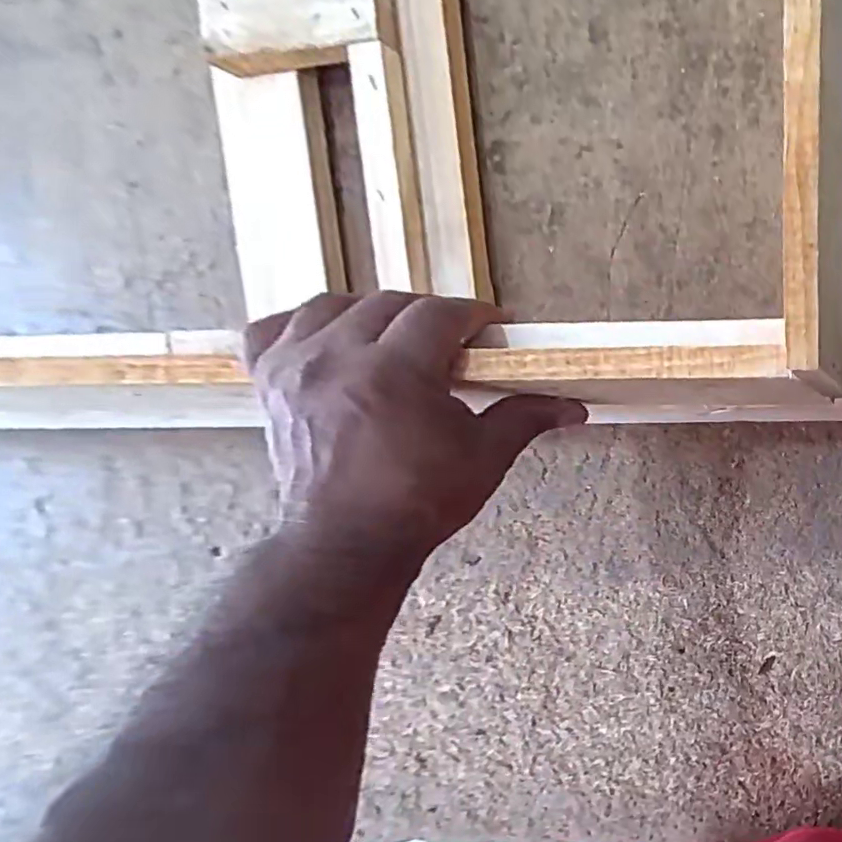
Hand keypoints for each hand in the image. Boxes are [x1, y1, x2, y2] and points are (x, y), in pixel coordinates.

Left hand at [244, 292, 586, 561]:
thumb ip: (526, 417)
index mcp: (395, 373)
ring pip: (332, 305)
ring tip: (403, 336)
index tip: (496, 325)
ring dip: (375, 311)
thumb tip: (573, 407)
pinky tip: (335, 338)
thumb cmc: (421, 499)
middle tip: (462, 338)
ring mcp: (293, 366)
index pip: (438, 314)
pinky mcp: (269, 382)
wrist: (350, 538)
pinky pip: (275, 327)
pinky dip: (308, 323)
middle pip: (389, 303)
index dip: (474, 313)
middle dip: (433, 313)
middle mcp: (337, 357)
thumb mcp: (486, 455)